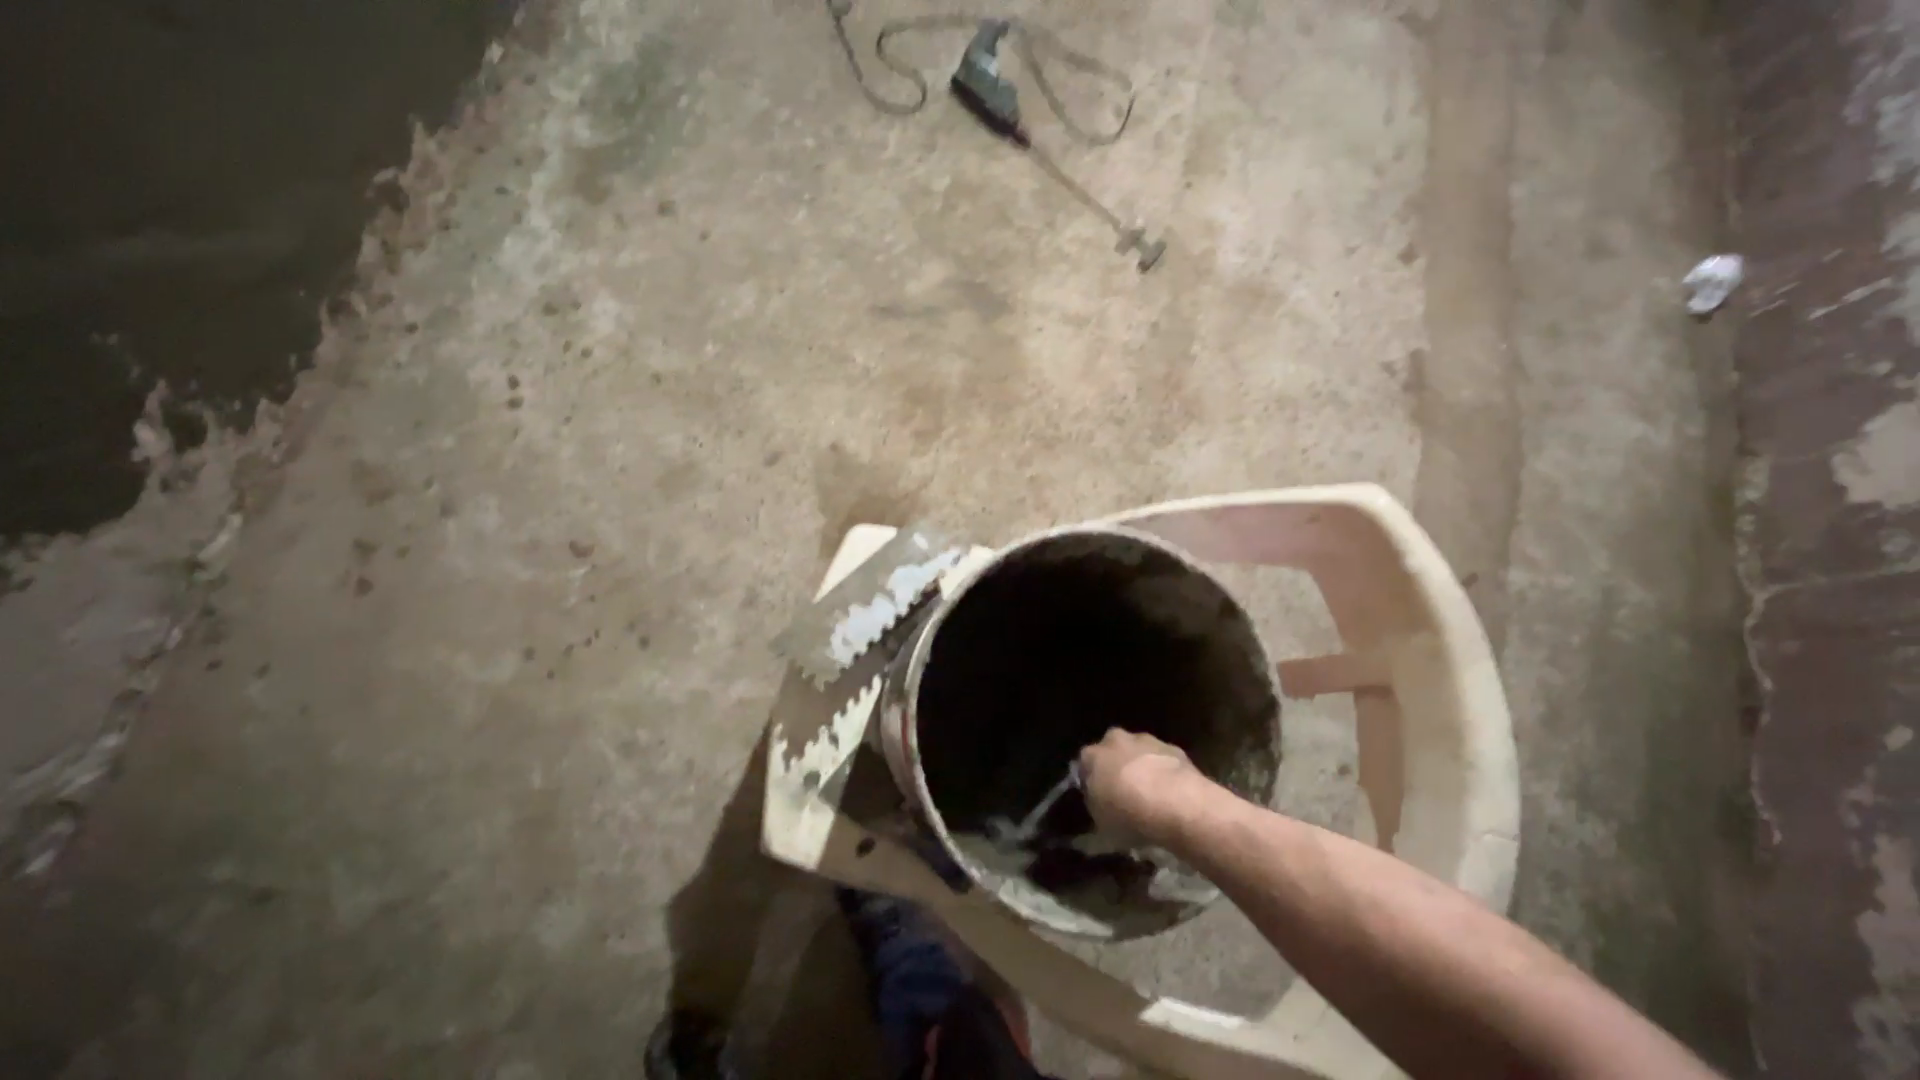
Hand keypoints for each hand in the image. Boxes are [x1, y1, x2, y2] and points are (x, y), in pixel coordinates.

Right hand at [1078, 728, 1205, 842]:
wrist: (1178, 804)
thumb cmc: (1129, 815)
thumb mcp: (1100, 824)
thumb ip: (1094, 809)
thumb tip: (1095, 805)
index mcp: (1092, 756)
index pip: (1083, 764)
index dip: (1090, 781)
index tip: (1097, 798)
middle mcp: (1115, 740)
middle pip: (1111, 751)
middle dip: (1115, 766)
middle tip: (1122, 792)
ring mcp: (1146, 740)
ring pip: (1138, 752)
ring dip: (1140, 766)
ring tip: (1149, 794)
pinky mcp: (1173, 747)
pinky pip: (1162, 759)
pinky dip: (1163, 771)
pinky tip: (1170, 792)